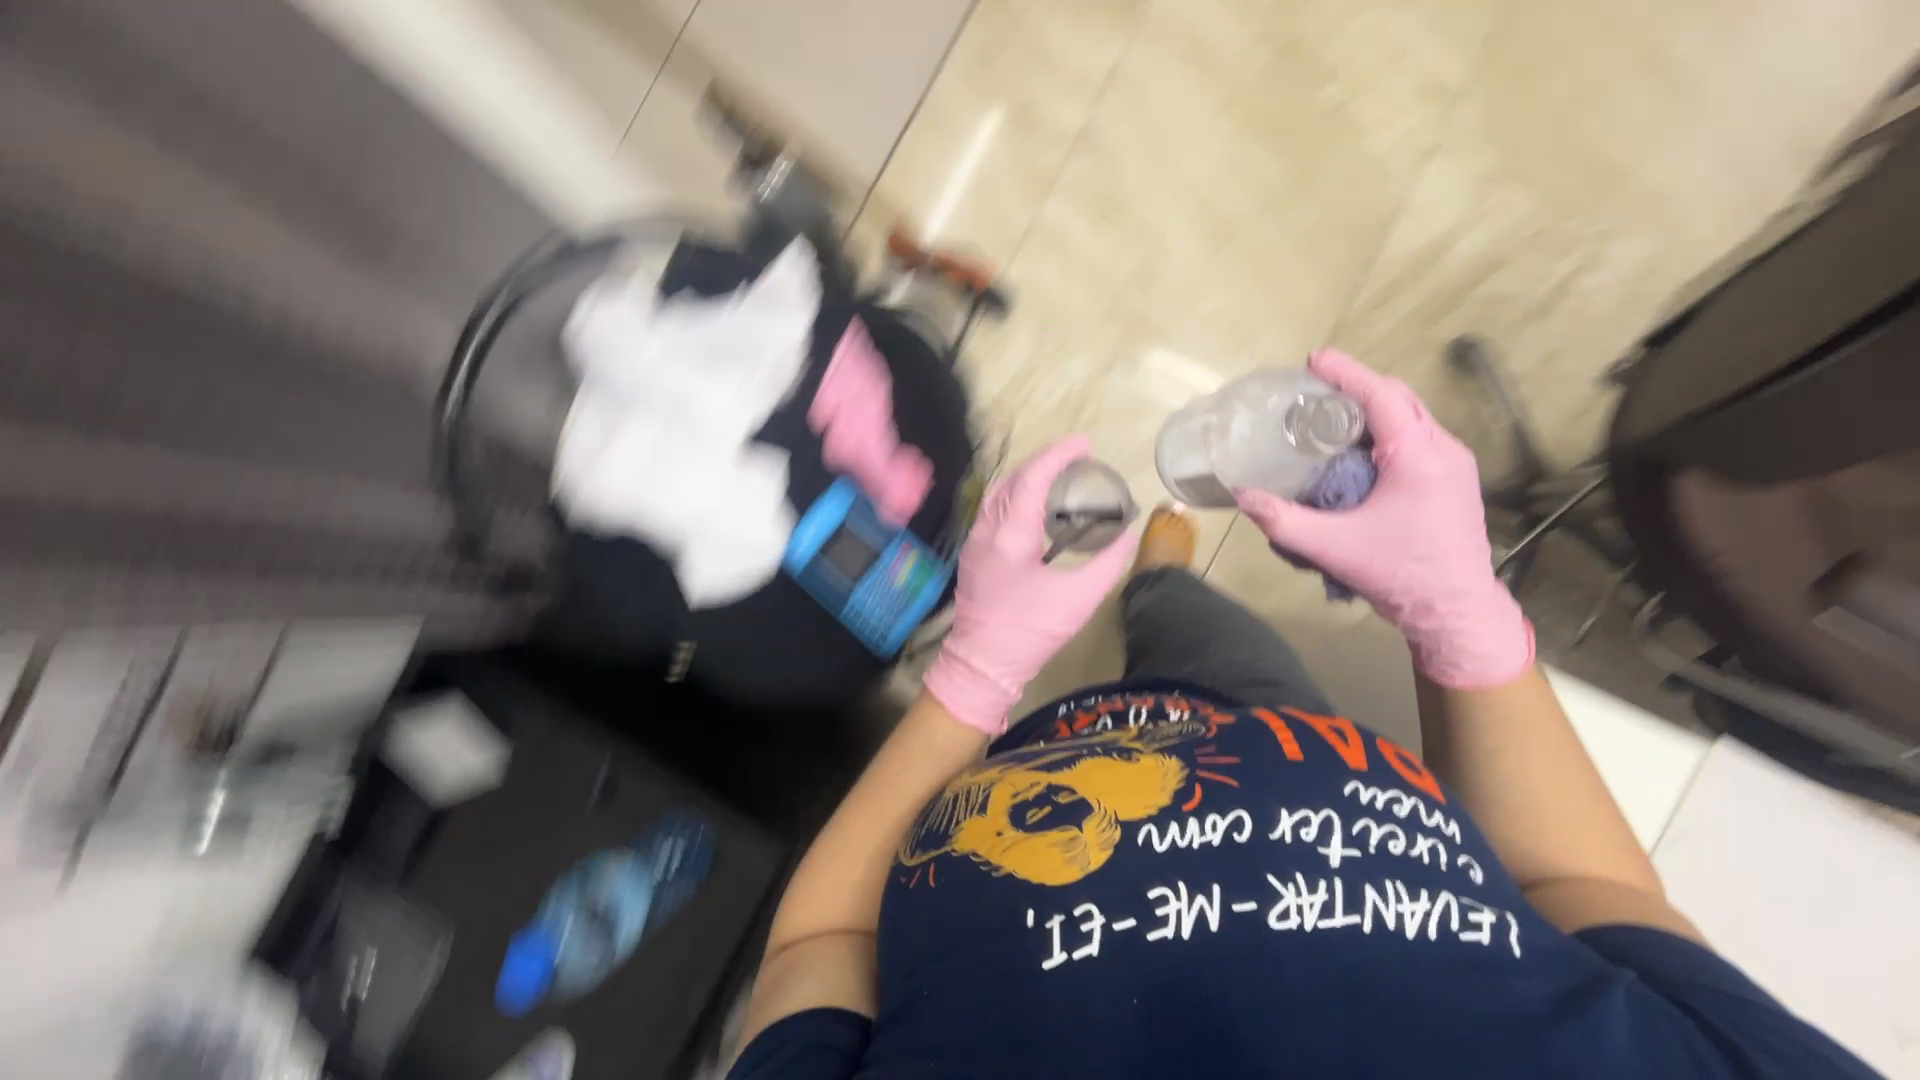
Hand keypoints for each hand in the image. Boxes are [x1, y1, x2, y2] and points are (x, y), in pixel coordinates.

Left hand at [923, 435, 1139, 732]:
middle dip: (1044, 461)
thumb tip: (1128, 534)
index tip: (1085, 443)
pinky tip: (1036, 510)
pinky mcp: (974, 557)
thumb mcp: (1079, 599)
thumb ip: (1108, 563)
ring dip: (1028, 478)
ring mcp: (975, 542)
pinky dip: (1017, 497)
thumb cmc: (1030, 631)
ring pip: (999, 494)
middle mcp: (986, 529)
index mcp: (1010, 533)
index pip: (1033, 477)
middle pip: (1013, 479)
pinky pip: (994, 511)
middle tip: (1077, 459)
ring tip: (1058, 477)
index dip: (1059, 455)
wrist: (981, 666)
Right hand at [1235, 349, 1533, 688]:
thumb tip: (1242, 495)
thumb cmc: (1398, 574)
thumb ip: (1282, 520)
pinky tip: (1358, 450)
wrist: (1455, 610)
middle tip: (1314, 390)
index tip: (1313, 359)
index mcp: (1418, 456)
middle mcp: (1443, 449)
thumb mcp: (1331, 548)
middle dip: (1357, 386)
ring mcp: (1455, 465)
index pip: (1381, 395)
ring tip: (1330, 416)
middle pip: (1399, 398)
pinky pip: (1418, 438)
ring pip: (1411, 417)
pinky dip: (1386, 430)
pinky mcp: (1454, 481)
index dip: (1346, 372)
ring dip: (1373, 408)